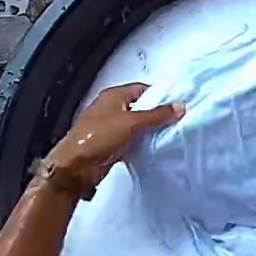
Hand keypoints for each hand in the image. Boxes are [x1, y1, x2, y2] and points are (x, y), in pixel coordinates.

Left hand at [47, 83, 183, 187]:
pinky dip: (141, 143)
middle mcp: (111, 108)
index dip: (159, 95)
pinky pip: (131, 140)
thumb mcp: (132, 122)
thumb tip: (179, 107)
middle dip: (156, 114)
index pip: (141, 89)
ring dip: (149, 131)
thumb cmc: (99, 137)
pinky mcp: (110, 144)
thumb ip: (157, 115)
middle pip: (139, 107)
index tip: (175, 104)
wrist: (76, 166)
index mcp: (113, 95)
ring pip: (135, 125)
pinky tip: (154, 148)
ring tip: (169, 134)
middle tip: (175, 121)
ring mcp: (109, 127)